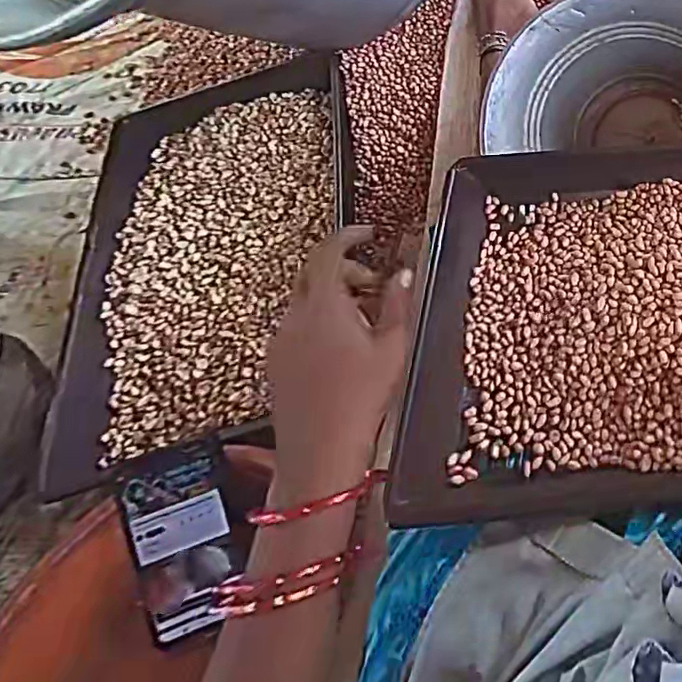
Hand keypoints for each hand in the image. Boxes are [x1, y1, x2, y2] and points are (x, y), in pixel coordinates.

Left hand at [265, 226, 417, 495]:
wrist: (321, 448)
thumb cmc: (361, 398)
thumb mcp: (394, 345)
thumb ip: (399, 302)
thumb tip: (403, 274)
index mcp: (325, 307)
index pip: (328, 253)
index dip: (348, 236)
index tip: (367, 233)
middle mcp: (296, 318)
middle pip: (316, 274)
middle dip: (347, 269)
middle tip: (376, 283)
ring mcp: (282, 339)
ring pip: (307, 300)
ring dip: (336, 296)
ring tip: (367, 321)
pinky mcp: (277, 360)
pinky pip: (299, 324)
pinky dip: (322, 319)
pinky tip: (346, 344)